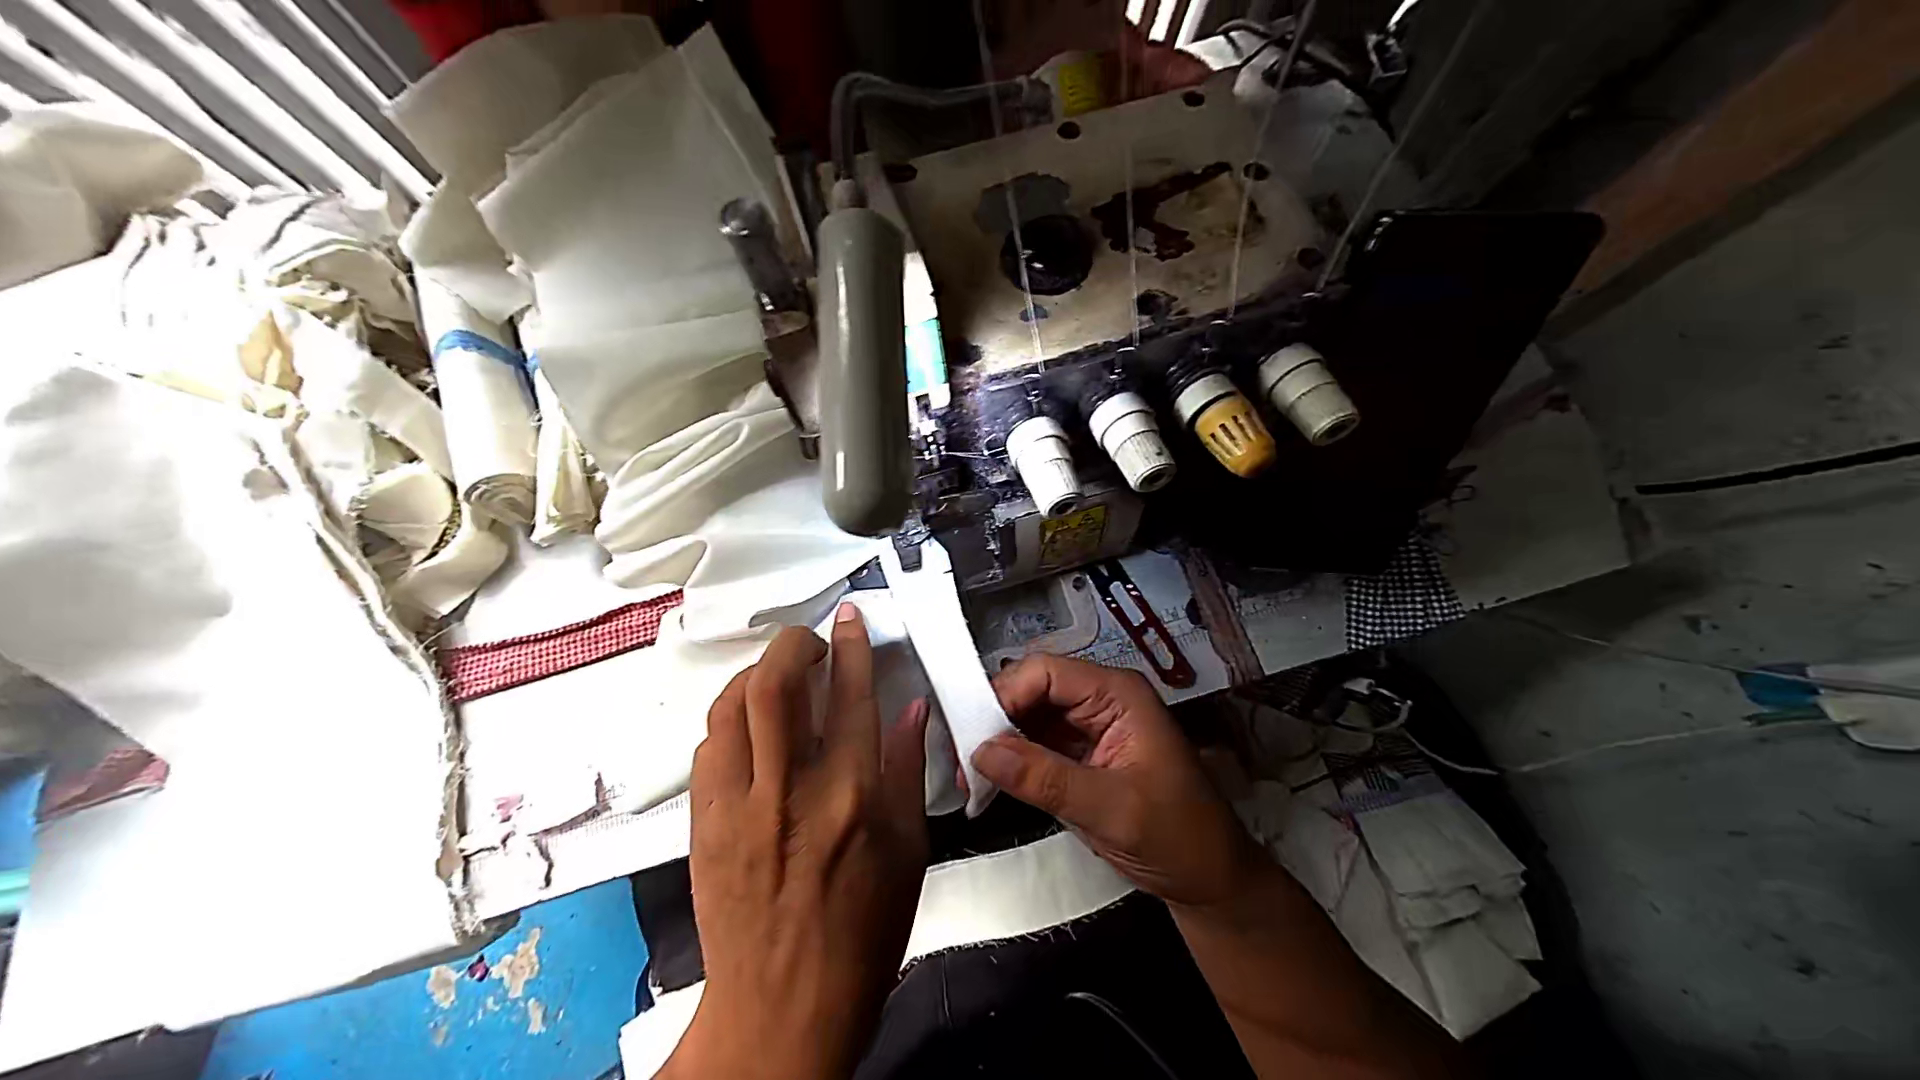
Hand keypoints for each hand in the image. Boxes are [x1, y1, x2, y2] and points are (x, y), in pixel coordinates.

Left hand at [663, 608, 929, 1079]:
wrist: (784, 1005)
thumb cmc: (863, 931)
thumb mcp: (909, 851)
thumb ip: (907, 769)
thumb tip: (911, 707)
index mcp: (853, 795)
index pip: (851, 694)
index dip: (851, 645)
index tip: (850, 618)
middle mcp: (792, 789)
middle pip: (776, 683)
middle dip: (793, 642)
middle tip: (810, 641)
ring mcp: (738, 806)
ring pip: (732, 706)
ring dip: (755, 674)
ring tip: (777, 677)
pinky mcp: (703, 824)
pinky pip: (708, 747)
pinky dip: (731, 720)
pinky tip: (749, 728)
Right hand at [971, 654, 1261, 908]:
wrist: (1210, 881)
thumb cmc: (1179, 837)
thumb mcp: (1112, 809)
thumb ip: (1046, 778)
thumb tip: (983, 753)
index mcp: (1118, 694)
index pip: (1047, 673)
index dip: (1006, 694)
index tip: (974, 733)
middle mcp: (1100, 701)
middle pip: (1032, 690)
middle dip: (995, 718)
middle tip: (963, 758)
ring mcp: (1088, 727)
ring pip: (1027, 716)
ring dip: (997, 741)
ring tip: (969, 773)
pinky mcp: (1078, 755)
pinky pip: (1033, 744)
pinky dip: (1009, 760)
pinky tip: (988, 779)